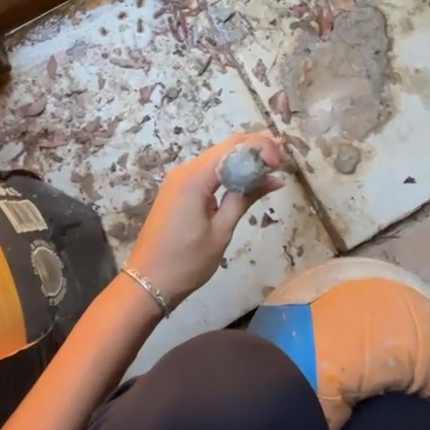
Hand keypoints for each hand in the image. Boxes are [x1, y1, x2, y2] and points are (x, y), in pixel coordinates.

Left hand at [127, 132, 285, 303]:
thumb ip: (245, 198)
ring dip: (243, 162)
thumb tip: (273, 179)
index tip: (282, 161)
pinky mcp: (178, 190)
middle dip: (255, 151)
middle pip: (225, 148)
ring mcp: (179, 179)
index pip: (233, 147)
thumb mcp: (221, 231)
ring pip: (217, 159)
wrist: (147, 282)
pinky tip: (247, 183)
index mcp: (194, 177)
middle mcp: (185, 170)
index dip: (261, 147)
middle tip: (282, 161)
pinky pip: (208, 173)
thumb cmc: (186, 261)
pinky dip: (229, 174)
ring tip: (271, 170)